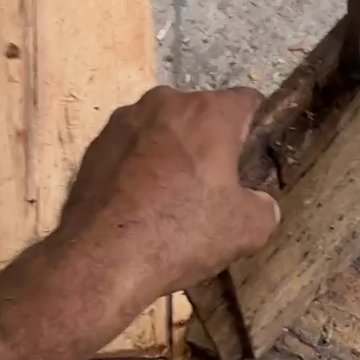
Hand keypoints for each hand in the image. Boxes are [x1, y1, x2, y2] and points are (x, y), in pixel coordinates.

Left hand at [57, 86, 279, 305]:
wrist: (103, 258)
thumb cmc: (182, 233)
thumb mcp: (247, 230)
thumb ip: (265, 208)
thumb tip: (260, 204)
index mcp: (209, 113)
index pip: (249, 101)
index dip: (259, 128)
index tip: (257, 156)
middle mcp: (165, 103)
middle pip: (202, 115)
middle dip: (212, 143)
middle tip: (217, 186)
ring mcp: (124, 121)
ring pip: (164, 131)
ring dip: (175, 154)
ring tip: (175, 198)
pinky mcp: (95, 145)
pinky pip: (133, 150)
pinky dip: (142, 169)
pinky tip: (143, 205)